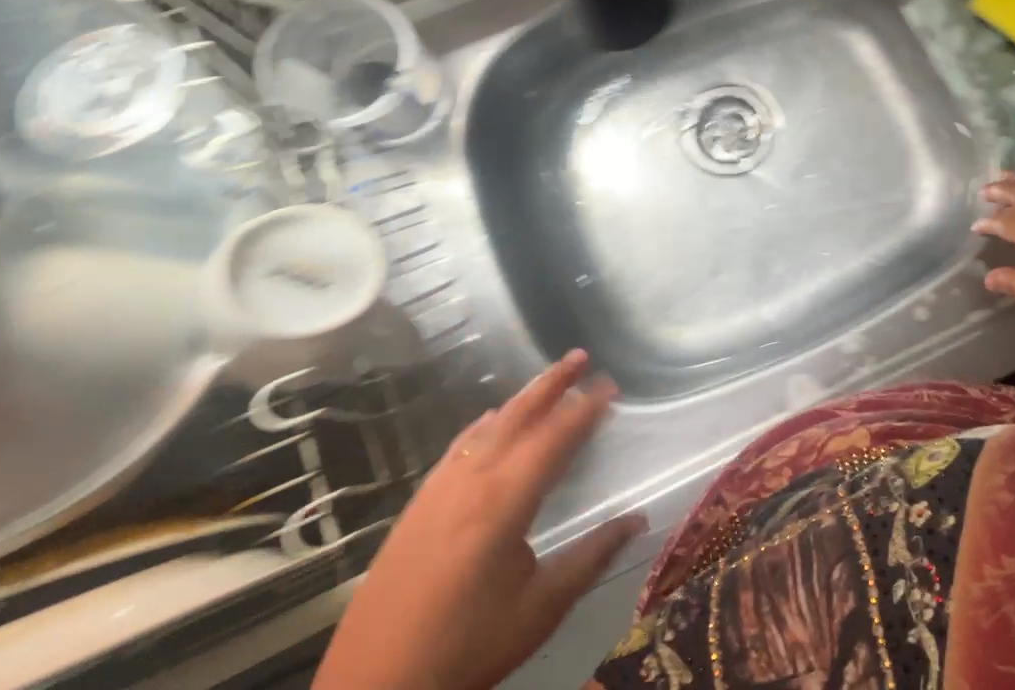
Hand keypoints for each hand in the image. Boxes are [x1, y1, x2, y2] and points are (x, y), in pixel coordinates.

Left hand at [314, 351, 643, 689]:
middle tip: (580, 356)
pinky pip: (458, 449)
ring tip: (547, 383)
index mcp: (504, 503)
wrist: (376, 684)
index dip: (585, 409)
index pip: (554, 440)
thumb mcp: (542, 607)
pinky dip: (483, 426)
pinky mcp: (416, 508)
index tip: (612, 385)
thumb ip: (592, 556)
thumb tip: (638, 519)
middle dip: (551, 384)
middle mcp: (469, 484)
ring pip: (484, 429)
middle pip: (516, 418)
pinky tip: (490, 425)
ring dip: (519, 401)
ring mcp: (437, 493)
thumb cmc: (467, 647)